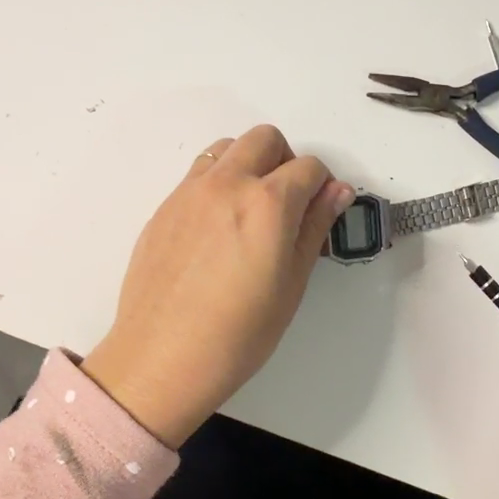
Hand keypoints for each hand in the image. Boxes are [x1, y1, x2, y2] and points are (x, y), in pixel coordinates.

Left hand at [82, 126, 352, 446]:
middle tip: (289, 205)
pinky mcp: (163, 210)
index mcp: (267, 204)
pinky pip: (197, 176)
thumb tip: (336, 193)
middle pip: (265, 140)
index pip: (309, 168)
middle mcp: (226, 185)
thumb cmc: (237, 336)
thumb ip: (313, 229)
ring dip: (248, 165)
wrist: (163, 359)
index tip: (321, 211)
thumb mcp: (290, 285)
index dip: (323, 187)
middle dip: (285, 162)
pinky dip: (217, 185)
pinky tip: (218, 232)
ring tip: (252, 212)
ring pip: (226, 149)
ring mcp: (188, 193)